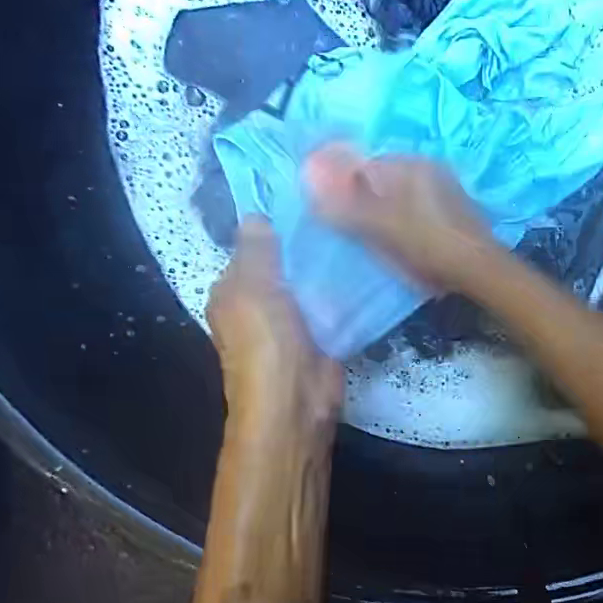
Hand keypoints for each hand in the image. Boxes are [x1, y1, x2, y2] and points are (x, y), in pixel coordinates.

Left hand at [207, 217, 342, 435]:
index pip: (253, 247)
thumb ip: (256, 250)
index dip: (277, 226)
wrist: (296, 399)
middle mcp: (261, 302)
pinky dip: (349, 291)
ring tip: (360, 235)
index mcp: (233, 291)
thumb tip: (256, 215)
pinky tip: (369, 269)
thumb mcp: (252, 287)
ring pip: (315, 282)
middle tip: (343, 215)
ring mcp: (294, 319)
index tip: (310, 203)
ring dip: (333, 266)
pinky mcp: (324, 333)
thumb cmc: (265, 342)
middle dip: (310, 244)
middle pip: (288, 263)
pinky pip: (336, 303)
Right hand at [304, 143, 499, 293]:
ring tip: (382, 243)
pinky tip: (406, 245)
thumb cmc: (428, 245)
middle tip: (360, 232)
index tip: (338, 216)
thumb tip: (308, 177)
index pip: (364, 165)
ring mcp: (445, 188)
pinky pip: (418, 210)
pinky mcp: (455, 210)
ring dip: (385, 216)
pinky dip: (406, 223)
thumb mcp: (380, 227)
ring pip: (400, 197)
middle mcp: (430, 168)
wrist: (480, 270)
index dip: (345, 189)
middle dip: (365, 203)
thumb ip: (344, 203)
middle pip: (382, 182)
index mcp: (412, 165)